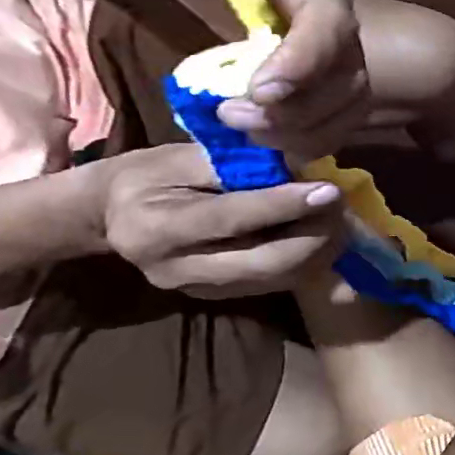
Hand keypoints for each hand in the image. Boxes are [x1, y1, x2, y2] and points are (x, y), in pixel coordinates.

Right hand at [90, 144, 346, 296]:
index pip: (231, 219)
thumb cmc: (151, 176)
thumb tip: (296, 164)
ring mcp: (202, 290)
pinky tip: (323, 233)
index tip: (327, 189)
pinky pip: (278, 282)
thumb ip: (234, 164)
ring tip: (338, 216)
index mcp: (153, 228)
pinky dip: (309, 259)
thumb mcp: (181, 157)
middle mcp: (176, 269)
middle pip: (265, 262)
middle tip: (340, 203)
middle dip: (314, 234)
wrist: (114, 216)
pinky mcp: (224, 297)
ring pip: (279, 277)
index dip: (284, 205)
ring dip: (320, 248)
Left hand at [104, 0, 367, 155]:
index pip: (330, 21)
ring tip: (243, 135)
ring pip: (349, 105)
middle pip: (347, 75)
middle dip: (298, 108)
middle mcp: (335, 13)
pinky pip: (336, 120)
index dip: (306, 62)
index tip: (258, 92)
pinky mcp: (325, 78)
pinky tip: (266, 147)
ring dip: (304, 131)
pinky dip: (308, 141)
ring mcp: (336, 50)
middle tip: (234, 119)